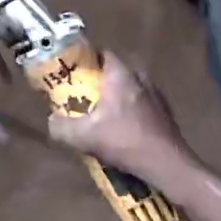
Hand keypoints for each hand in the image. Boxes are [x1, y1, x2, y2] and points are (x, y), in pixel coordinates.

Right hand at [46, 52, 200, 184]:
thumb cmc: (125, 142)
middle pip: (117, 70)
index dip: (86, 59)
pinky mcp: (167, 113)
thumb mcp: (84, 136)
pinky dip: (133, 110)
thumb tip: (51, 121)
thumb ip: (61, 126)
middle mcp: (141, 78)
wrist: (169, 166)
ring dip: (119, 95)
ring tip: (105, 112)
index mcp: (121, 75)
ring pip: (132, 86)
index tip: (74, 71)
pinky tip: (125, 128)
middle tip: (87, 93)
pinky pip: (144, 103)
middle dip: (101, 79)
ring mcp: (157, 95)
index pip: (102, 53)